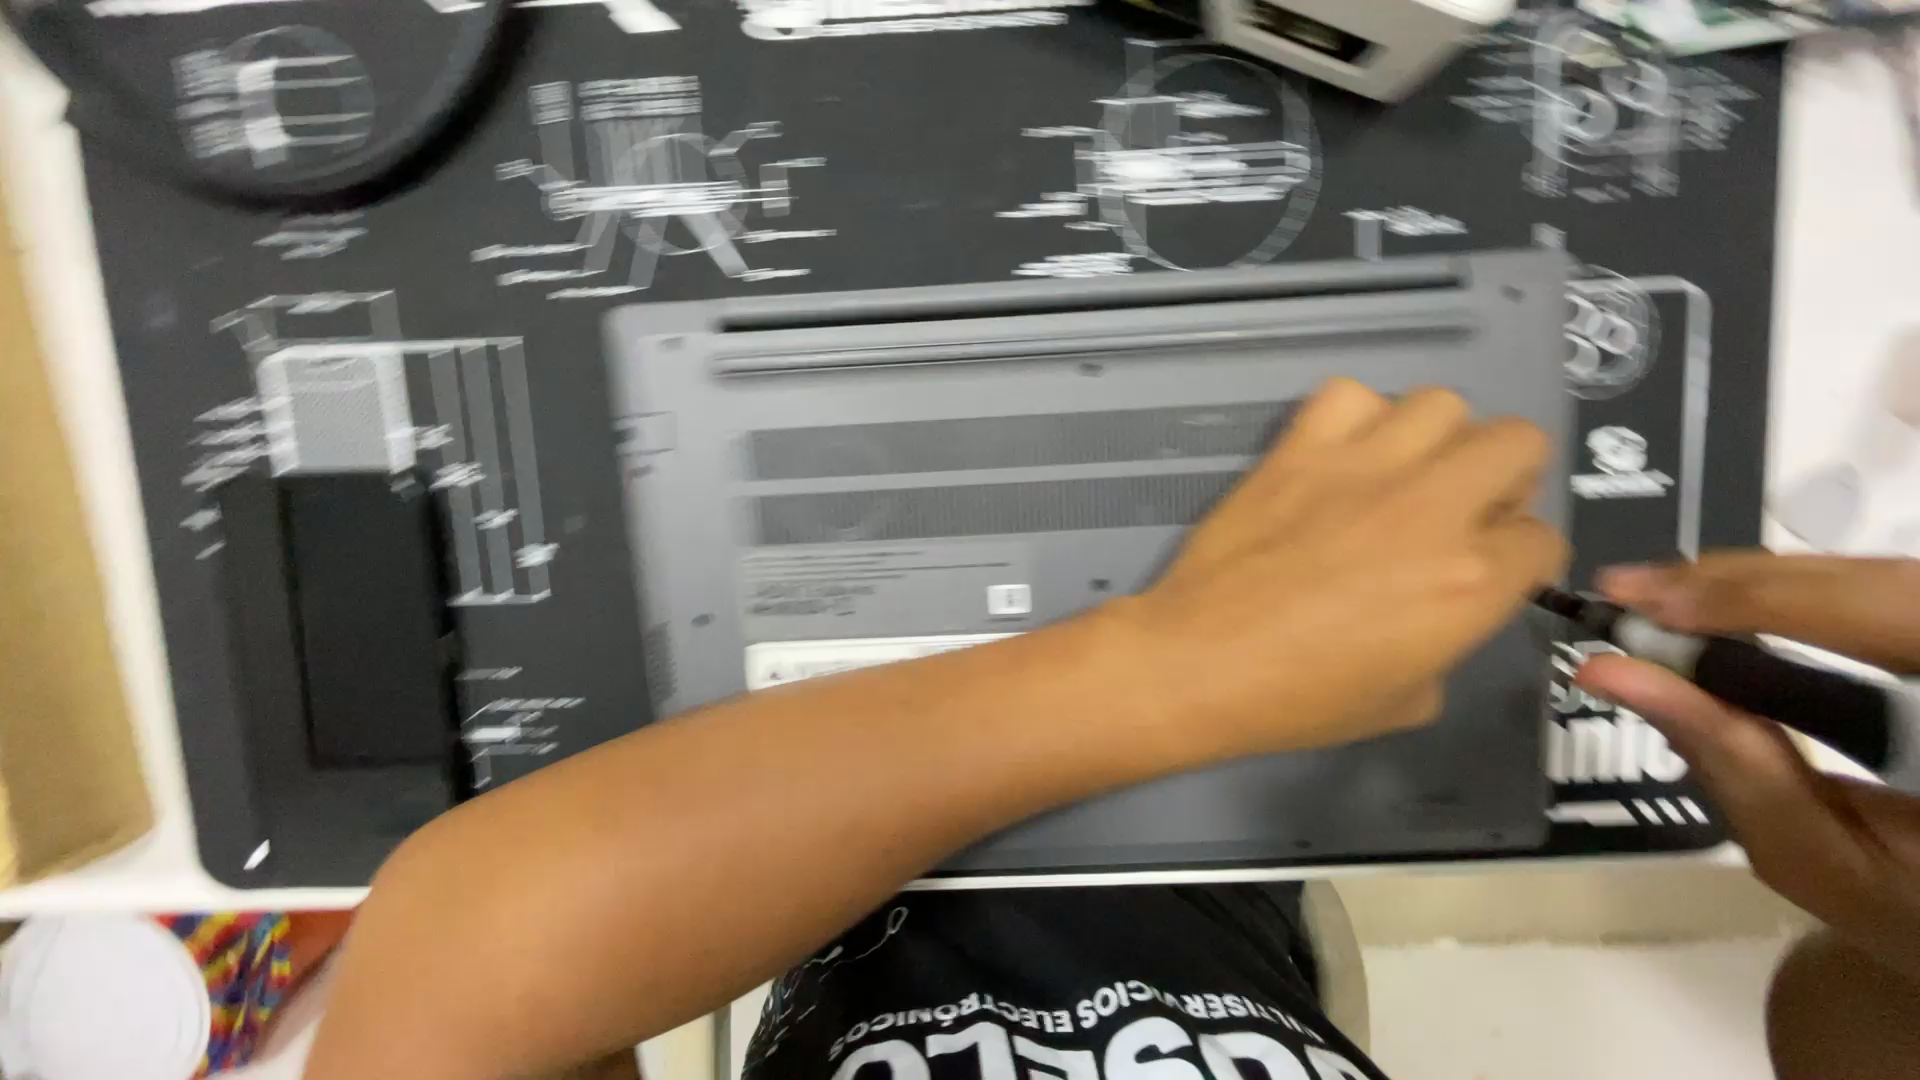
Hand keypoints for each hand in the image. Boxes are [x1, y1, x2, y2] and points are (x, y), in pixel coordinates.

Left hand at [1116, 379, 1565, 757]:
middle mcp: (1430, 508)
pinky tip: (1337, 457)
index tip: (1486, 567)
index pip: (1541, 537)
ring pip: (1440, 403)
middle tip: (1458, 510)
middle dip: (1502, 477)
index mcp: (1470, 580)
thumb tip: (1441, 609)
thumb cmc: (1298, 698)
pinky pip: (1346, 395)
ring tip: (1397, 476)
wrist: (1199, 662)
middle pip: (1516, 443)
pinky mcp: (1296, 452)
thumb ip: (1449, 641)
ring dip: (1433, 438)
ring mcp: (1360, 469)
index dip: (1518, 556)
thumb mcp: (1408, 700)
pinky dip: (1353, 416)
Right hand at [1577, 553, 1919, 979]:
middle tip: (1623, 591)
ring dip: (1754, 582)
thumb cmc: (1899, 908)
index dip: (1768, 605)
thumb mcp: (1807, 853)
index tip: (1648, 608)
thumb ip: (1723, 758)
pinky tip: (1712, 599)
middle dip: (1741, 583)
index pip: (1893, 625)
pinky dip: (1786, 590)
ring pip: (1877, 580)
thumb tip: (1605, 670)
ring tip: (1649, 594)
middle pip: (1881, 588)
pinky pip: (1878, 593)